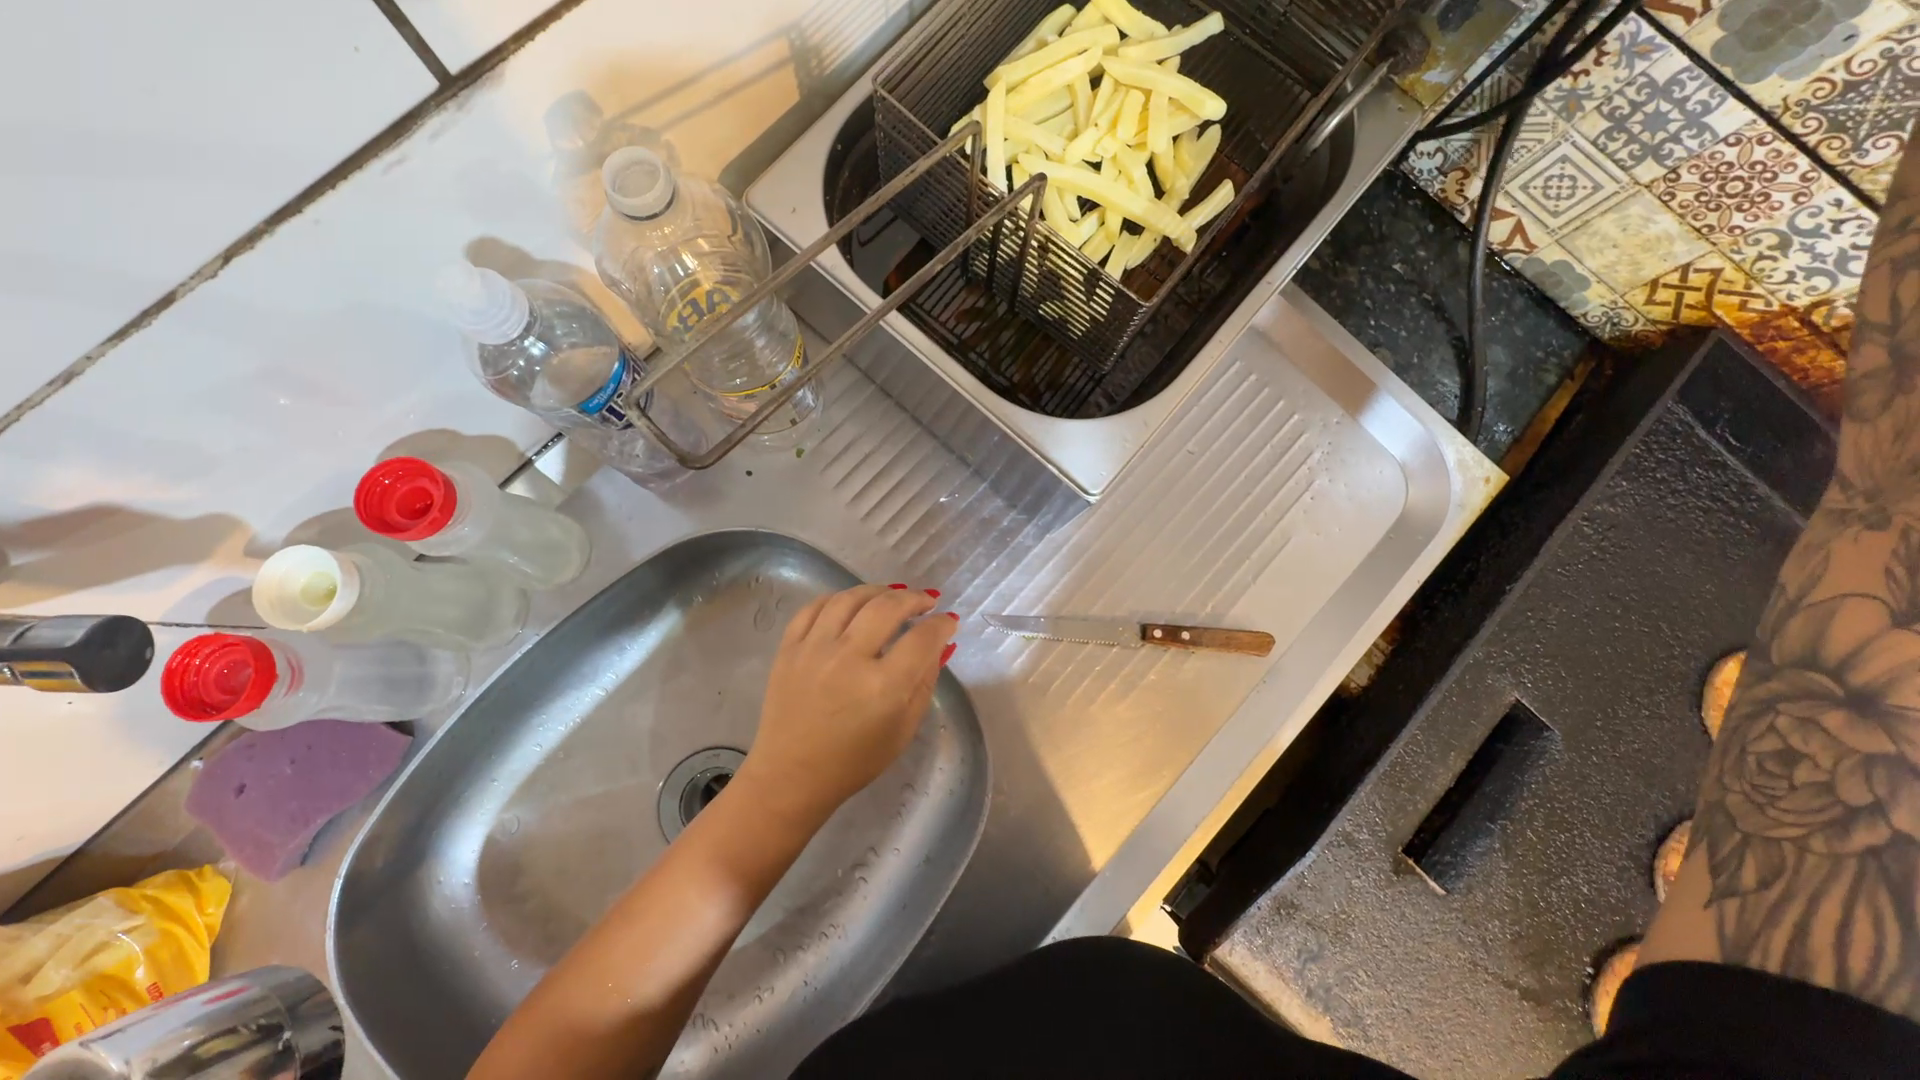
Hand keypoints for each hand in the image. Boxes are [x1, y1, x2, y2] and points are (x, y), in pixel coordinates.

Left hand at [735, 584, 957, 826]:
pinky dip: (838, 598)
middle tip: (926, 602)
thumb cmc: (855, 760)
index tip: (947, 622)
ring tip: (892, 596)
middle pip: (888, 607)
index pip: (922, 638)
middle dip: (914, 599)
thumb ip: (924, 682)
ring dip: (877, 591)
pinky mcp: (789, 648)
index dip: (941, 625)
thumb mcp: (904, 729)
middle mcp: (848, 658)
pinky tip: (852, 603)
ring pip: (850, 598)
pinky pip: (815, 607)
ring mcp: (814, 649)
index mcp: (883, 686)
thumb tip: (940, 643)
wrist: (793, 775)